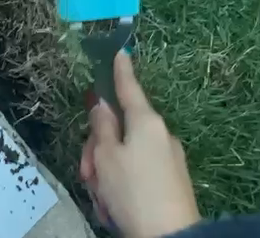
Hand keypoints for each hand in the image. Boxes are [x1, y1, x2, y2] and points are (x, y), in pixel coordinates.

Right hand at [77, 50, 200, 237]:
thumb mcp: (105, 156)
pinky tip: (113, 208)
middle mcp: (160, 136)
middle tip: (88, 171)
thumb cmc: (133, 192)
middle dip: (98, 148)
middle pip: (120, 128)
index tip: (120, 51)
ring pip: (125, 154)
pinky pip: (137, 174)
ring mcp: (168, 162)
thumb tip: (103, 106)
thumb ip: (101, 126)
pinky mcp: (171, 186)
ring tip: (101, 198)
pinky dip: (121, 186)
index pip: (129, 87)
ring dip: (107, 171)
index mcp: (146, 122)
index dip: (120, 69)